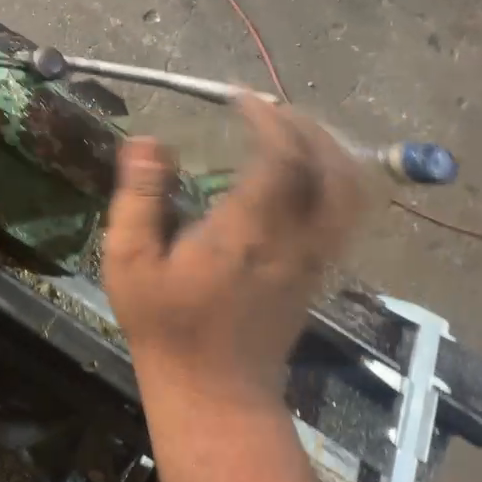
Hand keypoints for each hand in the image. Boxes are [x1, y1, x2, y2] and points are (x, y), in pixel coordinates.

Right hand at [103, 97, 362, 408]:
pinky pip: (347, 214)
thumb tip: (148, 141)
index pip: (283, 163)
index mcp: (246, 234)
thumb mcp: (128, 255)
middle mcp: (296, 242)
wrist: (213, 383)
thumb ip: (139, 196)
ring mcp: (316, 259)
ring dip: (329, 151)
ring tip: (287, 129)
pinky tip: (300, 170)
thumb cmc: (162, 318)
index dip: (269, 122)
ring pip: (354, 194)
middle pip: (335, 172)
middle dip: (307, 129)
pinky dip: (334, 178)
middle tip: (265, 107)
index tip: (237, 98)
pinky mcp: (320, 271)